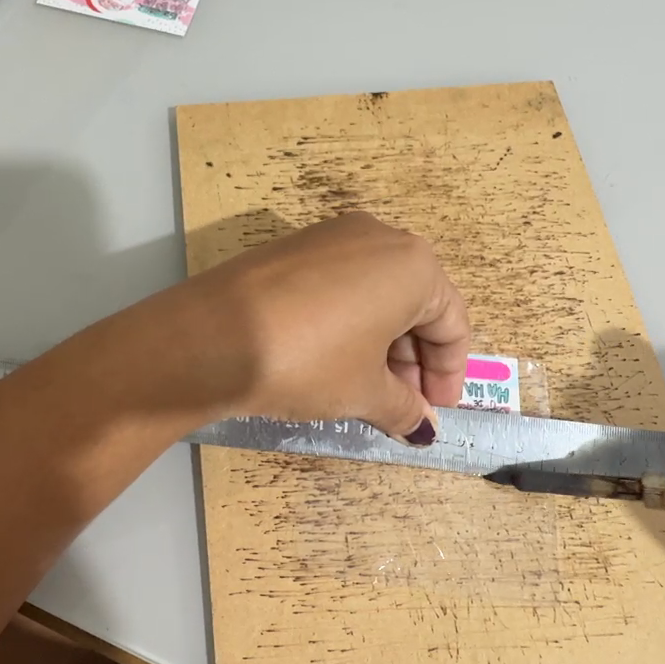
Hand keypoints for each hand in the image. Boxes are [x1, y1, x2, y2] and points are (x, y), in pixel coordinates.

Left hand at [80, 212, 469, 443]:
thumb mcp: (363, 391)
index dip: (449, 375)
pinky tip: (334, 361)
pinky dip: (350, 323)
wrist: (212, 335)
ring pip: (377, 294)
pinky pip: (342, 286)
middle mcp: (378, 237)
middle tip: (402, 408)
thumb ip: (403, 408)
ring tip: (367, 392)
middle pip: (415, 304)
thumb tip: (422, 427)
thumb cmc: (308, 360)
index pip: (452, 323)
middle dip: (413, 361)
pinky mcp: (295, 247)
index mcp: (413, 264)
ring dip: (382, 345)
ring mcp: (332, 237)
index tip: (436, 413)